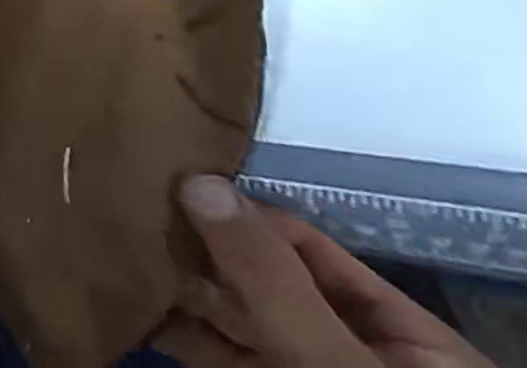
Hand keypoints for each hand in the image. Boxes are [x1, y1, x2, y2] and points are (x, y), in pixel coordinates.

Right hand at [155, 175, 495, 367]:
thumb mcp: (339, 366)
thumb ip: (275, 281)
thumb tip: (199, 178)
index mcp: (408, 338)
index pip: (310, 247)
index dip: (243, 215)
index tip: (175, 185)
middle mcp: (350, 348)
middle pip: (264, 279)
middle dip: (202, 246)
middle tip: (131, 203)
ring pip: (232, 316)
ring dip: (179, 285)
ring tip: (118, 238)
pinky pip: (213, 353)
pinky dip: (175, 328)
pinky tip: (135, 303)